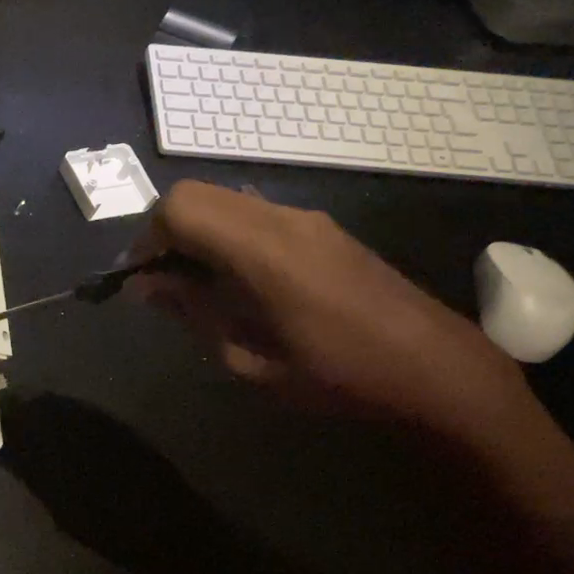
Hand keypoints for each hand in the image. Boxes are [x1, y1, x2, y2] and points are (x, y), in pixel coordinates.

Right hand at [131, 181, 532, 442]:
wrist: (435, 371)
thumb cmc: (335, 377)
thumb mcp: (246, 359)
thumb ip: (192, 312)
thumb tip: (144, 285)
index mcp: (264, 252)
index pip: (179, 209)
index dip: (145, 239)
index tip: (138, 281)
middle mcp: (285, 221)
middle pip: (197, 195)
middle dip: (163, 233)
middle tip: (157, 281)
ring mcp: (309, 221)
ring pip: (225, 201)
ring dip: (194, 234)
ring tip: (191, 287)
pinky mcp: (323, 231)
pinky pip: (253, 215)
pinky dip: (224, 237)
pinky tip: (231, 284)